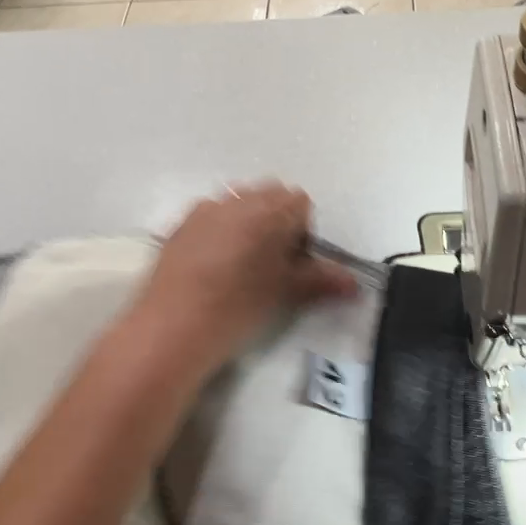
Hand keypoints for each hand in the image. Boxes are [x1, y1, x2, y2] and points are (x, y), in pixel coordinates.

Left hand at [124, 182, 358, 374]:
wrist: (171, 326)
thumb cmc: (238, 305)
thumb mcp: (286, 293)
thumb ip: (322, 280)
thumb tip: (354, 284)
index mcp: (270, 208)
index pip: (300, 203)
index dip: (302, 232)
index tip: (294, 263)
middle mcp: (237, 198)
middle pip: (269, 199)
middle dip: (275, 225)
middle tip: (270, 268)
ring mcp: (204, 209)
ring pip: (237, 208)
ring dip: (246, 228)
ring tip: (239, 271)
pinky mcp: (178, 225)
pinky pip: (209, 220)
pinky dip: (218, 236)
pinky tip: (210, 272)